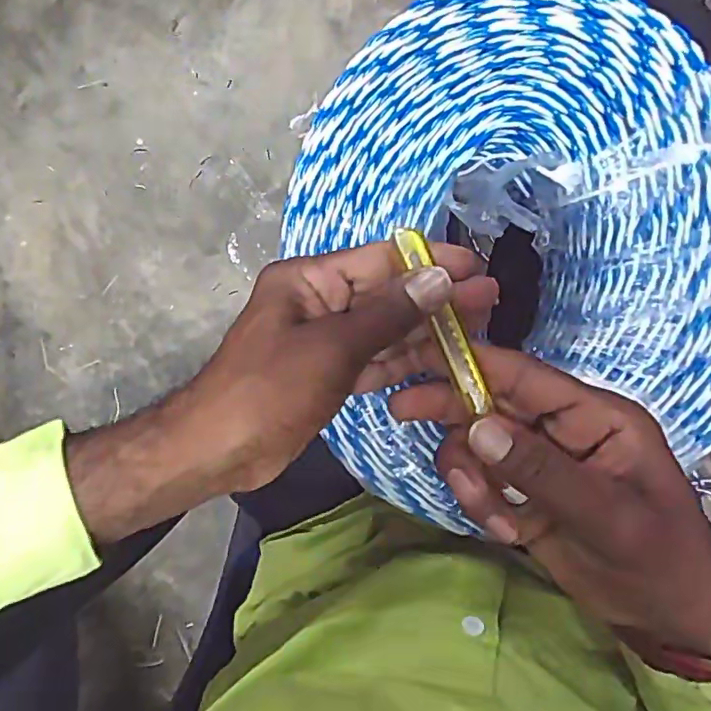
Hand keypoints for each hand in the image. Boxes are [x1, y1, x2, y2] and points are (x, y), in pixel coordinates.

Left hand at [68, 241, 496, 543]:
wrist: (219, 449)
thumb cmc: (269, 389)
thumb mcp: (332, 347)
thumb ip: (389, 313)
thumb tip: (440, 277)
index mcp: (309, 280)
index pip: (380, 260)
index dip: (430, 262)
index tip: (477, 267)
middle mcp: (317, 302)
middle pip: (386, 295)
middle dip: (435, 299)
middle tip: (491, 302)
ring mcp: (323, 340)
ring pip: (383, 330)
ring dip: (426, 332)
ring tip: (478, 331)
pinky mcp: (327, 373)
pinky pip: (372, 360)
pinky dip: (402, 362)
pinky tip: (441, 361)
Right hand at [388, 346, 710, 662]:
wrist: (674, 621)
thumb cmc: (662, 560)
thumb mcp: (607, 516)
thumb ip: (540, 470)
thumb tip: (476, 426)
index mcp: (594, 417)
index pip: (524, 376)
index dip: (472, 363)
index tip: (418, 358)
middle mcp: (561, 430)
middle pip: (490, 403)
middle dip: (450, 411)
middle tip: (400, 410)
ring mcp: (539, 462)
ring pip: (476, 445)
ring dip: (470, 477)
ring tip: (493, 516)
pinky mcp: (523, 492)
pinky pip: (481, 481)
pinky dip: (480, 502)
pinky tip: (506, 531)